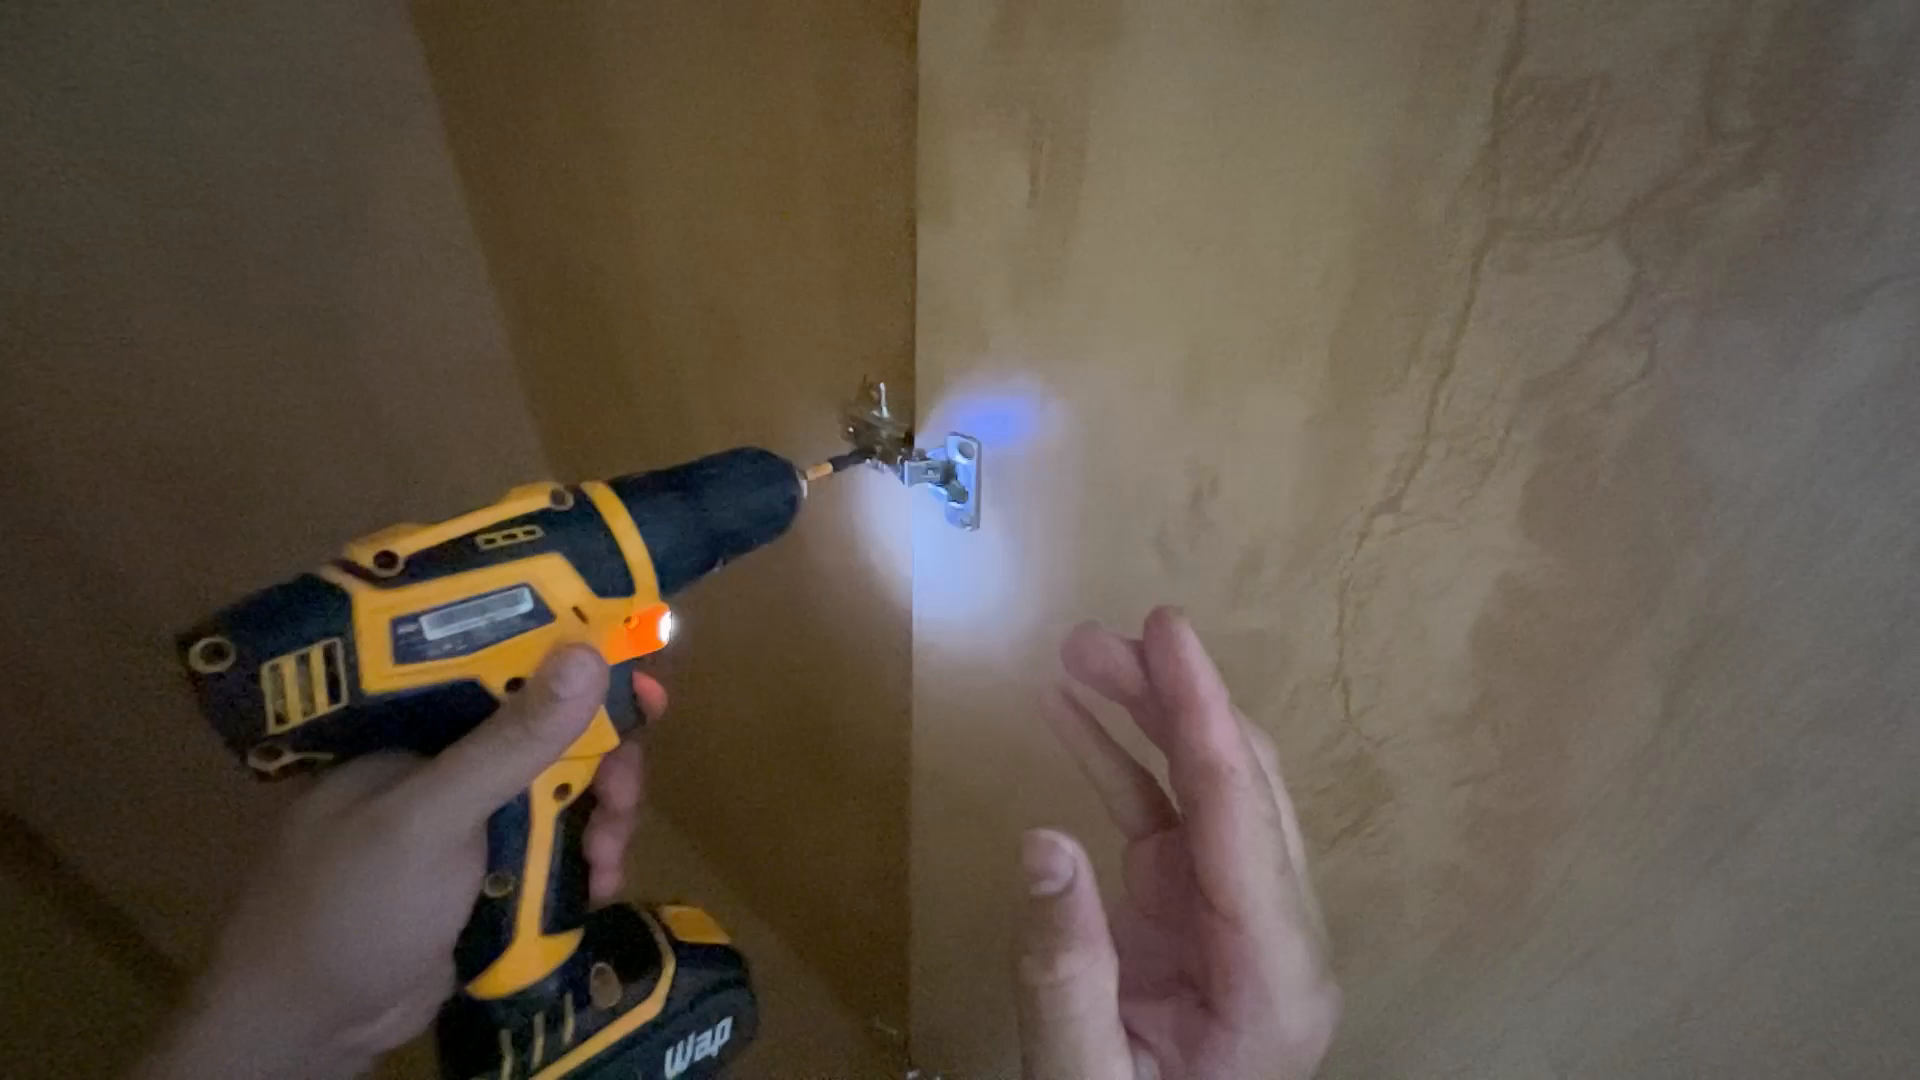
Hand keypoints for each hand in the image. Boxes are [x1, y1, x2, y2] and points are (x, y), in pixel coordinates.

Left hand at [140, 645, 664, 1079]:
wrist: (313, 1034)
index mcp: (430, 723)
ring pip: (580, 782)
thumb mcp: (433, 818)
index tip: (643, 686)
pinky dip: (596, 855)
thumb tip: (591, 654)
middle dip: (609, 761)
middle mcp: (463, 754)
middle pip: (565, 728)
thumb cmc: (351, 907)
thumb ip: (512, 741)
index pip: (520, 667)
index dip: (587, 669)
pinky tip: (600, 884)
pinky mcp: (507, 857)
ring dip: (610, 816)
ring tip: (607, 861)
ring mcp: (488, 807)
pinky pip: (574, 832)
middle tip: (625, 795)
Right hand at [1014, 607, 1339, 1079]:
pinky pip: (1161, 806)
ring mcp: (1231, 901)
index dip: (1202, 708)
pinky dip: (1117, 753)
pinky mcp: (1190, 894)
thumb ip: (1066, 970)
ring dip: (1145, 709)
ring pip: (1203, 777)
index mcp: (1273, 969)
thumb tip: (1041, 840)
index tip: (1167, 629)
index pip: (1239, 809)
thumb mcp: (1086, 1074)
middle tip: (1086, 639)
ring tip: (1078, 655)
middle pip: (1235, 776)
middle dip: (1168, 692)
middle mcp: (1271, 919)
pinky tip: (1069, 711)